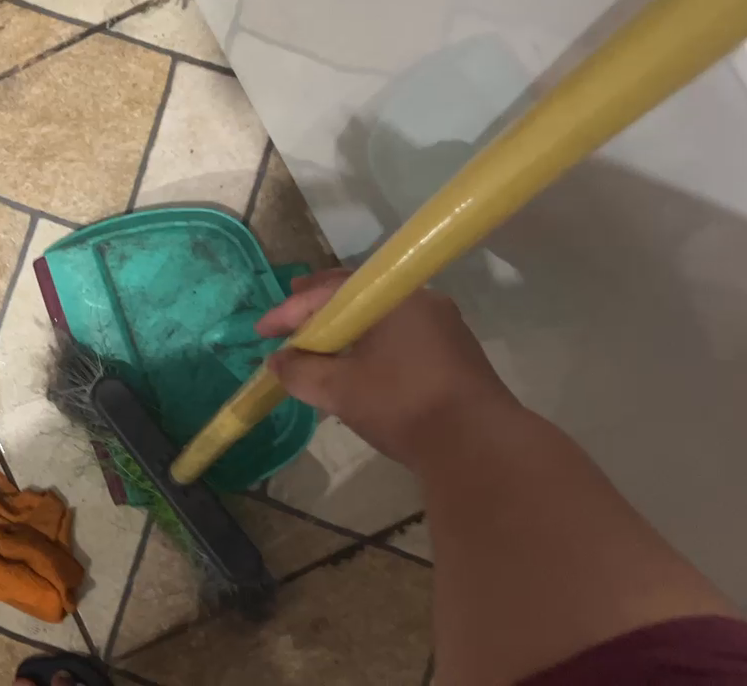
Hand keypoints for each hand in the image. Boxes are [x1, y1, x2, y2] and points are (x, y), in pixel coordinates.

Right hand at [256, 270, 523, 469]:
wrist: (484, 451)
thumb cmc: (403, 405)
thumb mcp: (338, 389)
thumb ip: (299, 370)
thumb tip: (277, 362)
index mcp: (391, 300)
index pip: (326, 294)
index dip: (288, 312)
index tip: (262, 331)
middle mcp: (420, 302)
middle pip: (356, 296)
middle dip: (318, 307)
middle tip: (289, 317)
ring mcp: (443, 328)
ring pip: (379, 316)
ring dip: (345, 326)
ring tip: (317, 341)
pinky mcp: (455, 355)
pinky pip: (399, 334)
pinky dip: (370, 341)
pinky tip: (355, 361)